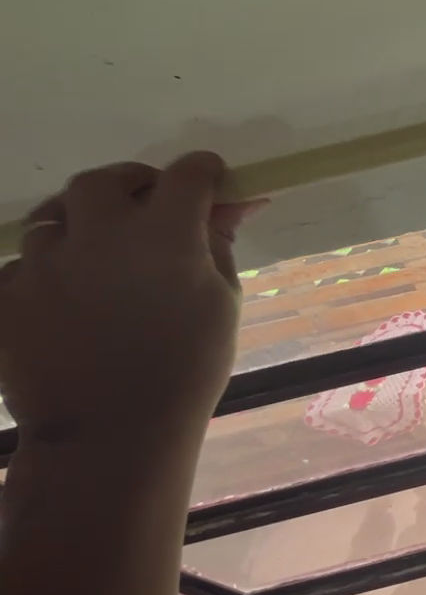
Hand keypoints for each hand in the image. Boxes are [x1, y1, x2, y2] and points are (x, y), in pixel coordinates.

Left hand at [0, 152, 261, 446]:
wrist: (114, 424)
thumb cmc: (192, 358)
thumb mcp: (225, 296)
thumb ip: (217, 242)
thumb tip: (235, 202)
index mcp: (165, 234)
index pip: (185, 175)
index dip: (203, 170)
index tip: (214, 178)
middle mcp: (97, 236)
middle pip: (103, 181)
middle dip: (132, 181)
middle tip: (153, 201)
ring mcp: (40, 264)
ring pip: (54, 218)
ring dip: (85, 222)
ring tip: (107, 249)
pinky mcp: (5, 294)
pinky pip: (25, 262)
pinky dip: (53, 264)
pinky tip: (75, 291)